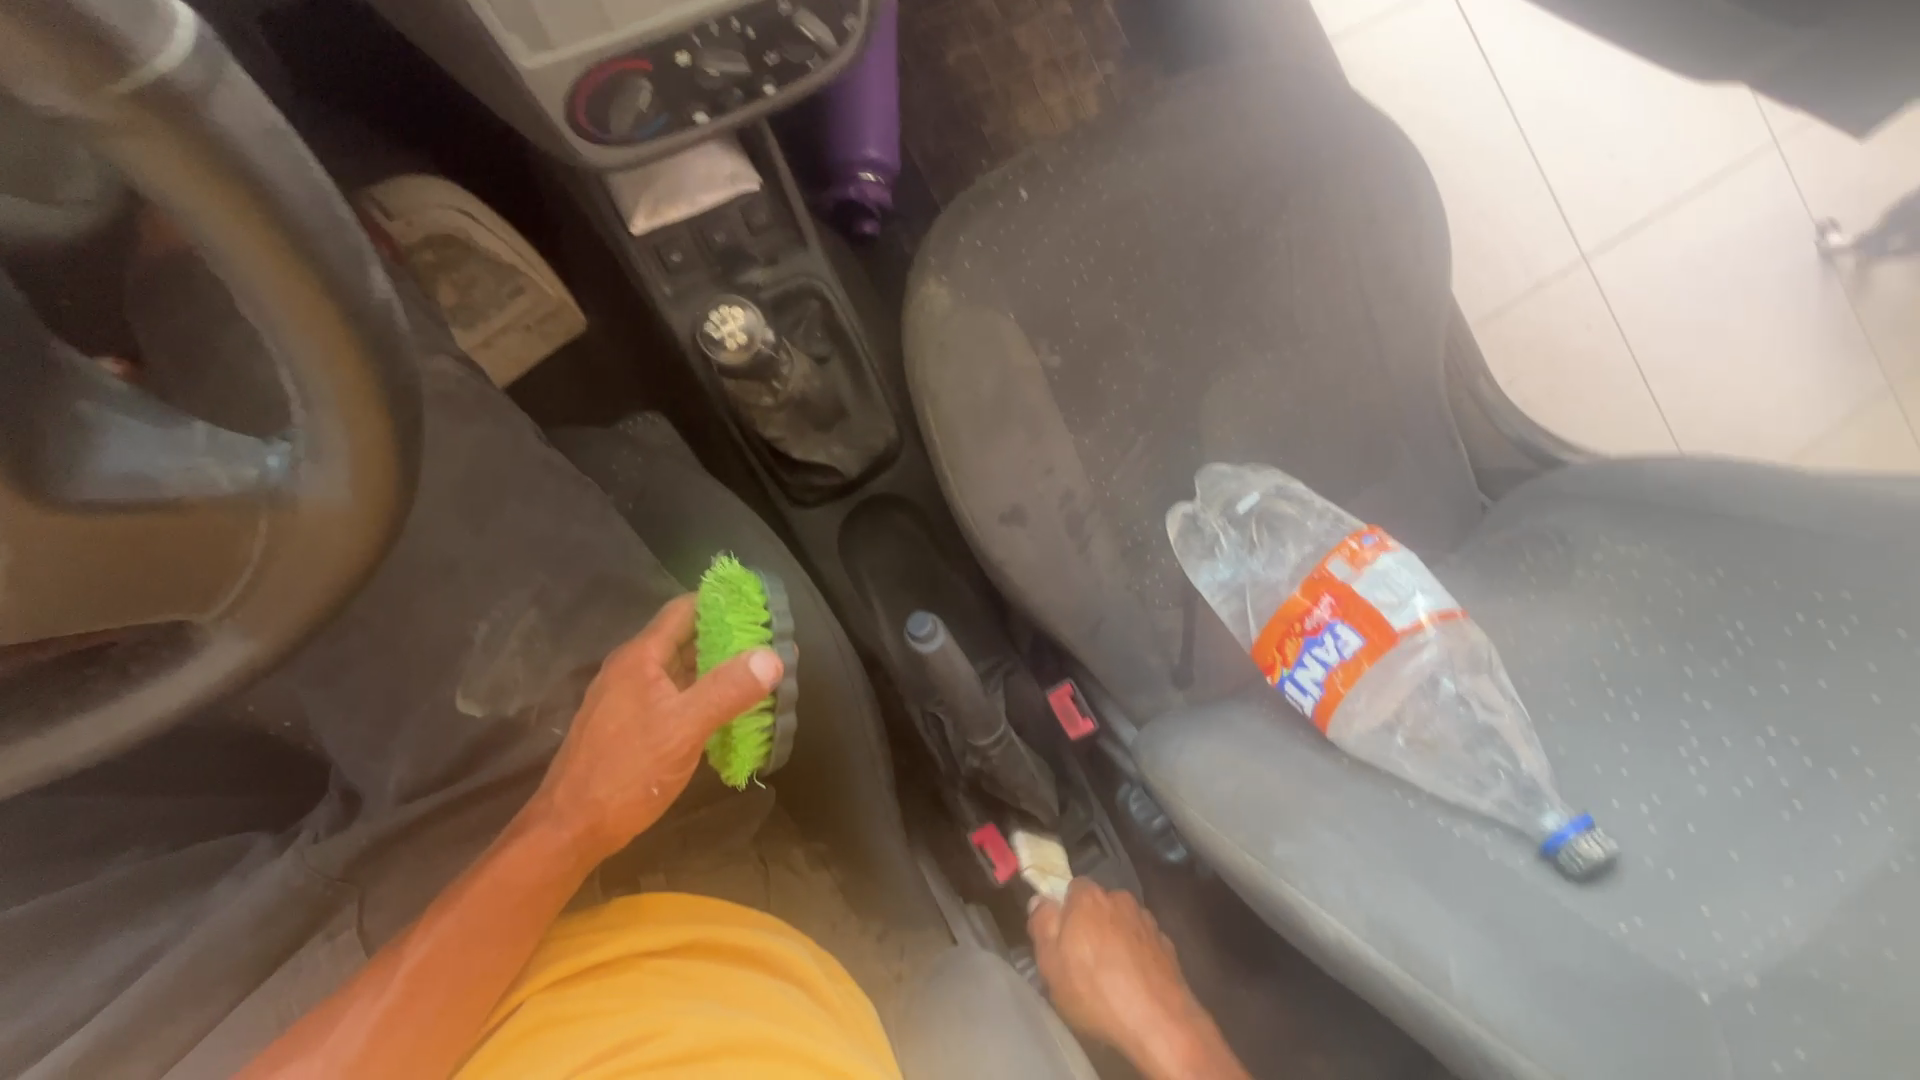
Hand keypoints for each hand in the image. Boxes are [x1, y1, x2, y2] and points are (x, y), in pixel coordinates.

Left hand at [528, 594, 782, 859]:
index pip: (684, 610)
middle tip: (773, 645)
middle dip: (728, 638)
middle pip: (685, 639)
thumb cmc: (627, 772)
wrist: (571, 829)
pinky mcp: (631, 726)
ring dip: (718, 669)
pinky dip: (703, 696)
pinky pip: (674, 697)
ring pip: (681, 670)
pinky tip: (730, 712)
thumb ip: (728, 689)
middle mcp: (632, 669)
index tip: (762, 607)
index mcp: (640, 657)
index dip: (722, 603)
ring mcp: (629, 698)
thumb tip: (773, 656)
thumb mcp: (685, 728)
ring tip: (761, 675)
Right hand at [1028, 881, 1218, 1071]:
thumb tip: (1041, 900)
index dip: (1064, 912)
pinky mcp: (1167, 945)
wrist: (1160, 1022)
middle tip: (1080, 962)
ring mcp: (1147, 922)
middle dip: (1090, 926)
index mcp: (1089, 898)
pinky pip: (1142, 943)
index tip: (1060, 940)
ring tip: (1109, 978)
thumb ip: (1042, 924)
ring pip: (1121, 924)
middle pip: (1098, 906)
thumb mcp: (1051, 963)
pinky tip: (1133, 984)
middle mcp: (1120, 900)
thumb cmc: (1095, 991)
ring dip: (1114, 940)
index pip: (1072, 888)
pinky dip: (1136, 956)